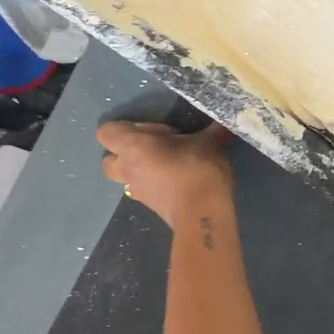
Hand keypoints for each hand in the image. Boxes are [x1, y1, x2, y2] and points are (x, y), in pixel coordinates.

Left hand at [98, 121, 234, 229]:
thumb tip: (225, 119)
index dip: (129, 127)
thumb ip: (214, 130)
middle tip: (158, 148)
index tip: (160, 132)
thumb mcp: (211, 142)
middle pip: (110, 158)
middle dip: (129, 152)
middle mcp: (127, 168)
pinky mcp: (150, 205)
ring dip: (142, 169)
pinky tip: (181, 181)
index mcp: (134, 147)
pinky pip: (145, 189)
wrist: (201, 214)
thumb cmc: (198, 170)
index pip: (107, 132)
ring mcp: (136, 190)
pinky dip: (157, 184)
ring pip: (127, 176)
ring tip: (171, 165)